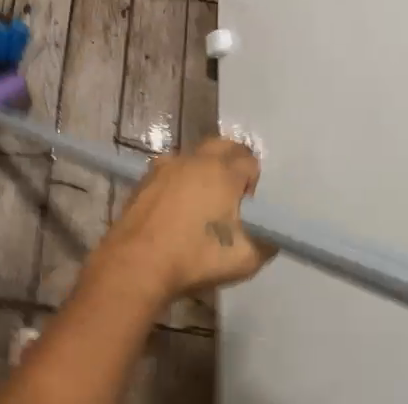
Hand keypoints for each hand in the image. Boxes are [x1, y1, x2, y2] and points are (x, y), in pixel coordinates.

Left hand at [89, 138, 276, 304]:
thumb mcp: (247, 259)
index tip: (248, 208)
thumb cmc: (196, 258)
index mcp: (222, 171)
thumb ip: (267, 240)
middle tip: (230, 198)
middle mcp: (194, 159)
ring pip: (193, 156)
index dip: (253, 183)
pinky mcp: (145, 177)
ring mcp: (166, 165)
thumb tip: (269, 231)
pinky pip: (171, 169)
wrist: (138, 262)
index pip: (249, 161)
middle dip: (232, 164)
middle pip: (221, 146)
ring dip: (203, 170)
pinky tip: (176, 208)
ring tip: (202, 204)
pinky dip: (179, 180)